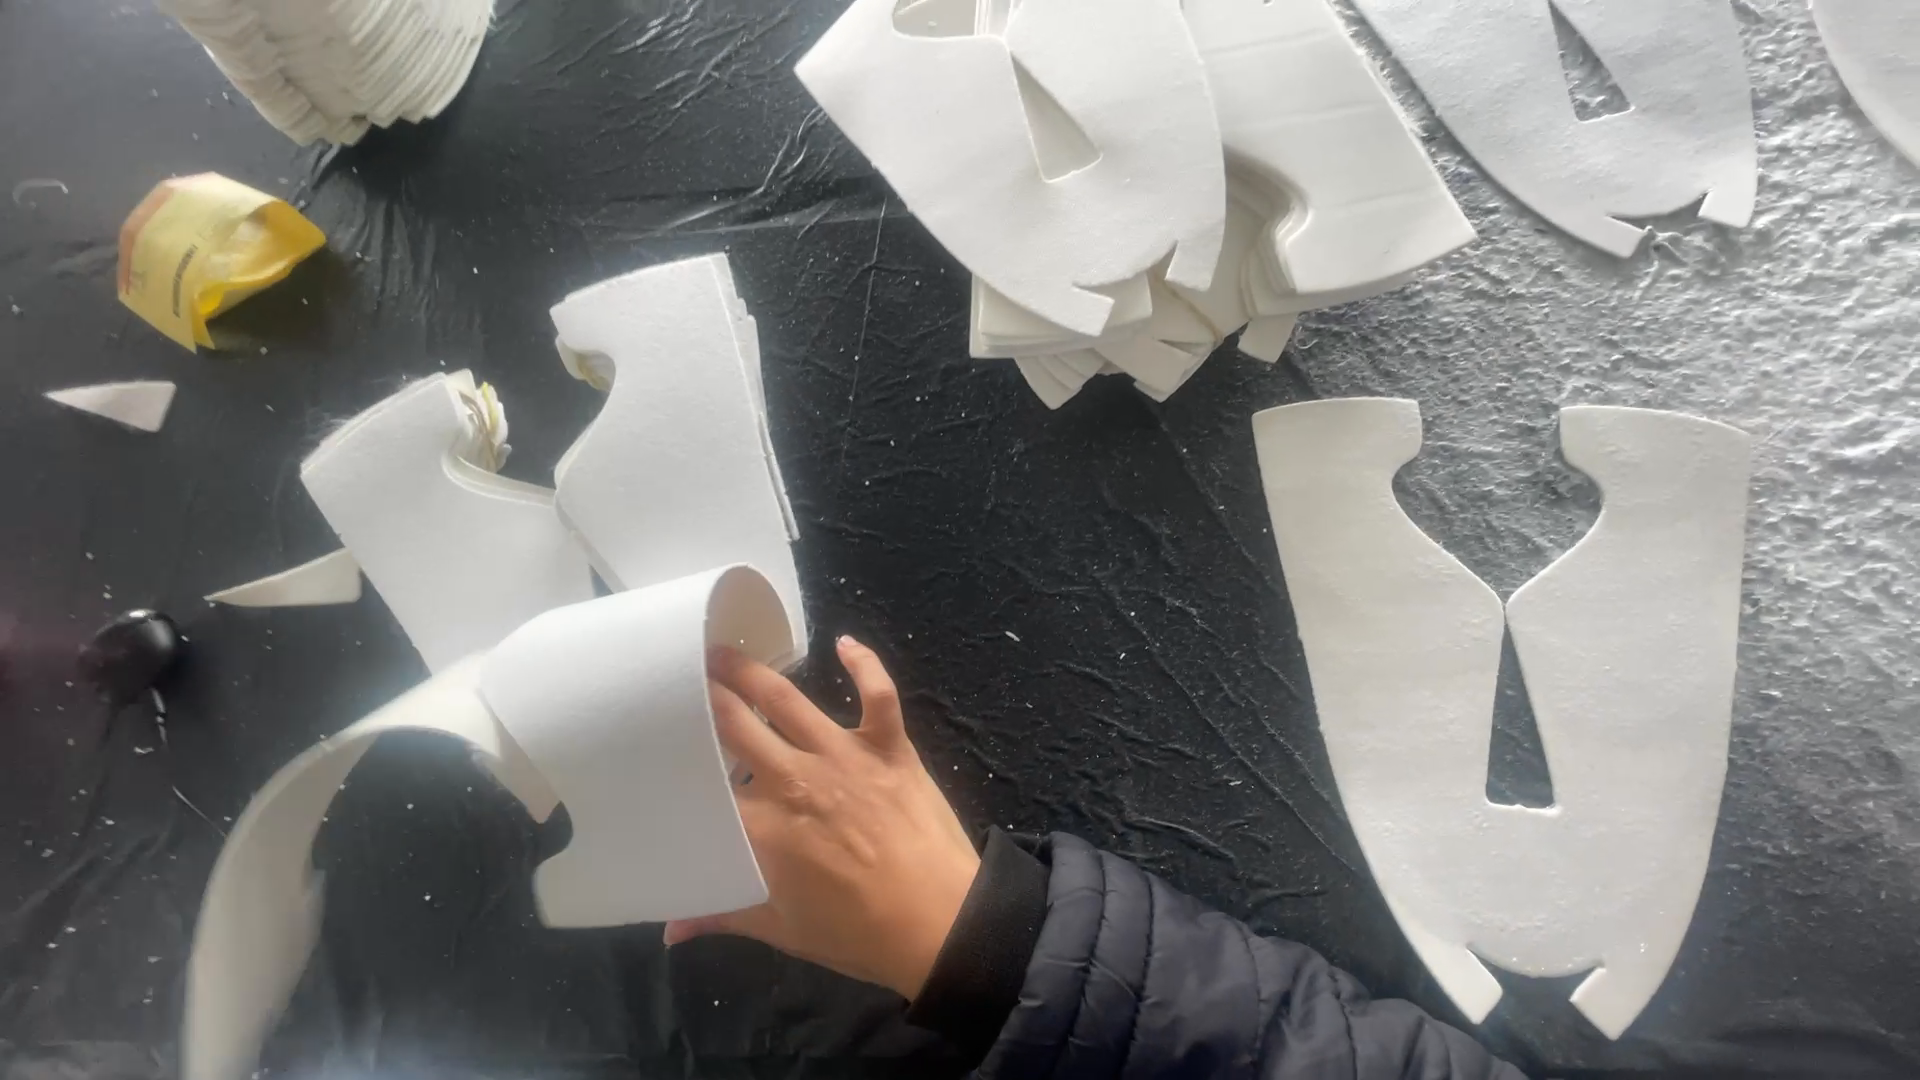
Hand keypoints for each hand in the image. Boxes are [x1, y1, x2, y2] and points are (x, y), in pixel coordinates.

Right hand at [663, 636, 980, 999]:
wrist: (940, 923)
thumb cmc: (859, 932)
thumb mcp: (783, 929)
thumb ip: (723, 913)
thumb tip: (671, 929)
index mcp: (762, 827)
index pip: (708, 785)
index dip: (680, 762)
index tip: (657, 744)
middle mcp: (795, 779)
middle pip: (735, 726)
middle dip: (702, 697)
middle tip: (677, 676)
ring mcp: (844, 756)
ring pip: (787, 700)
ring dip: (751, 672)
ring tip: (722, 651)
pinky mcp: (888, 746)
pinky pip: (878, 693)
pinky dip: (864, 663)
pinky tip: (844, 642)